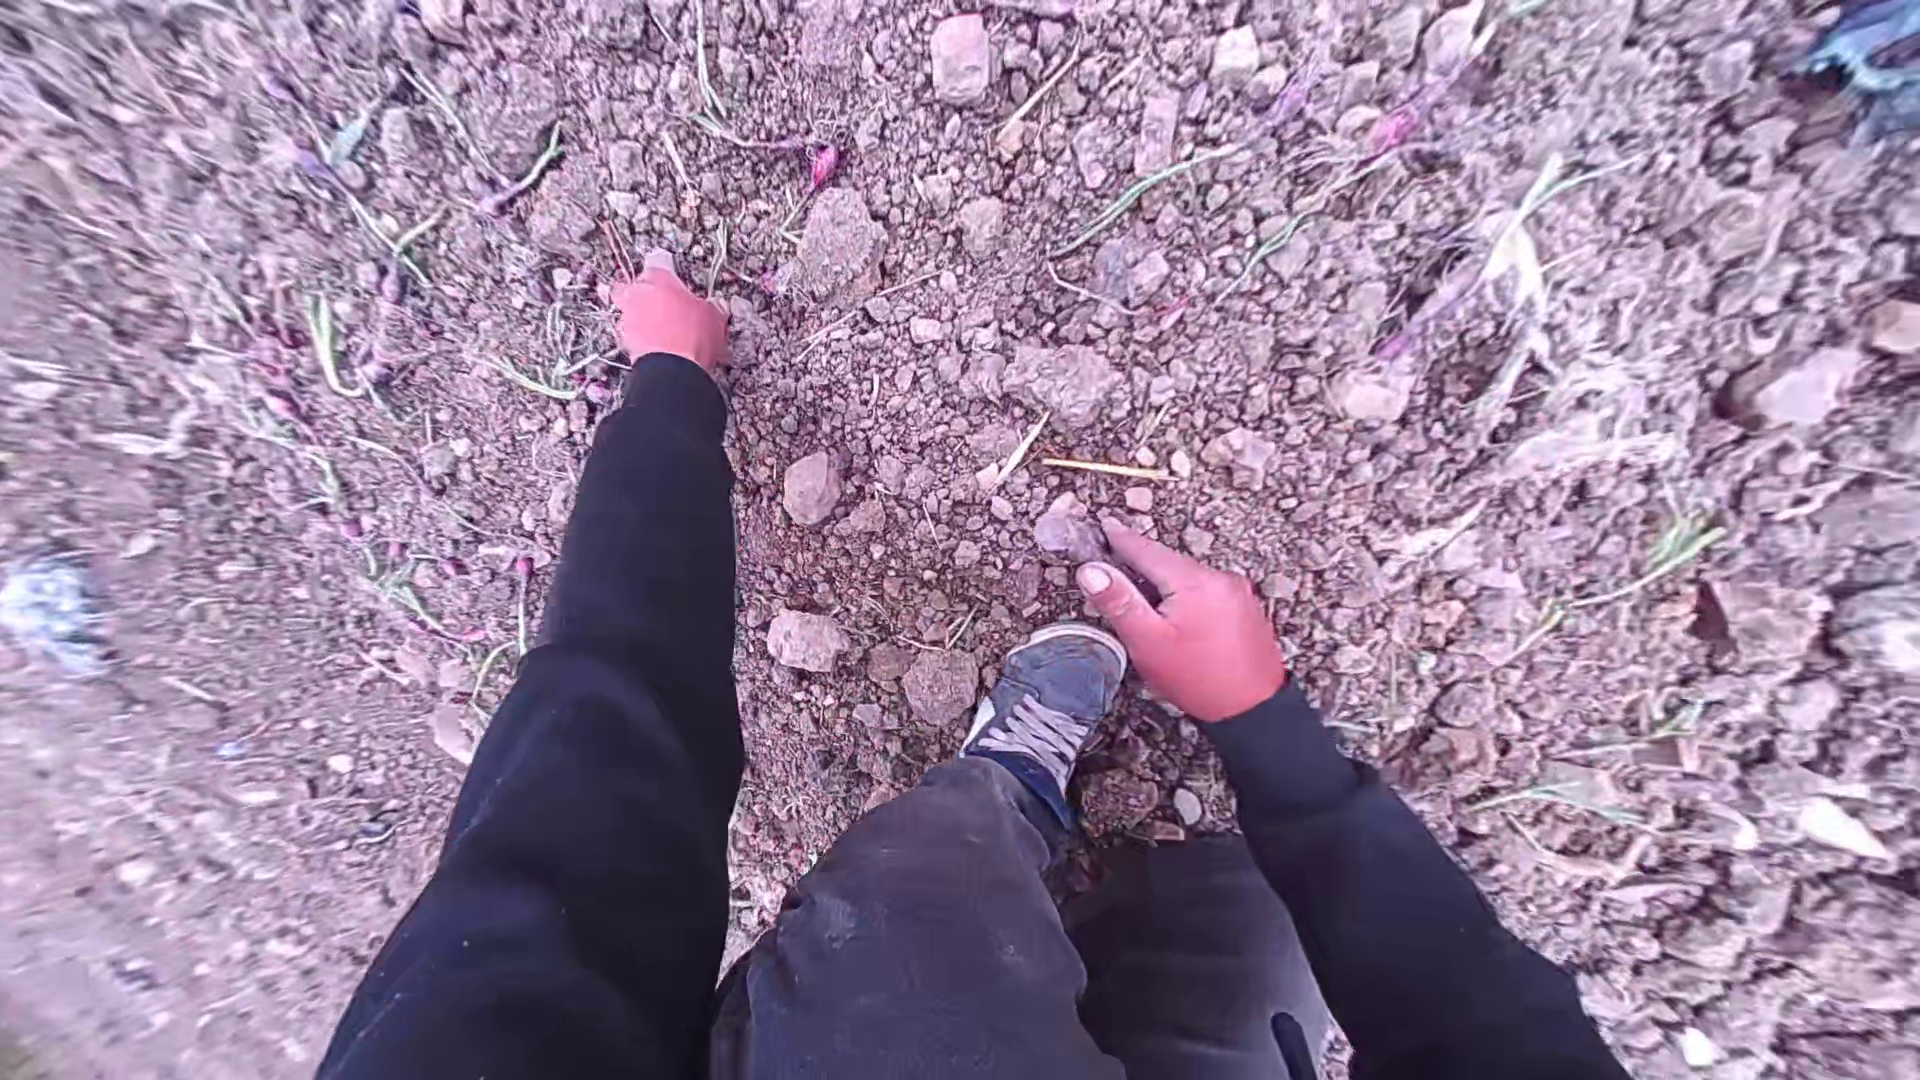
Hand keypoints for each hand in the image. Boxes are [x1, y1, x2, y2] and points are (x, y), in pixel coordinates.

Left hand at [611, 249, 728, 375]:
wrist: (673, 370)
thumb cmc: (691, 337)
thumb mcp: (715, 318)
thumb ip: (713, 307)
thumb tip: (718, 306)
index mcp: (657, 277)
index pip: (660, 262)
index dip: (671, 272)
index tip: (678, 280)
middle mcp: (637, 293)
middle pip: (639, 287)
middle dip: (650, 294)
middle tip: (668, 306)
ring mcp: (628, 318)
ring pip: (633, 311)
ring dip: (646, 319)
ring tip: (667, 333)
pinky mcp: (625, 342)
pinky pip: (634, 335)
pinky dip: (645, 340)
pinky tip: (662, 349)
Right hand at [1074, 521, 1287, 722]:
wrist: (1255, 712)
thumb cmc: (1200, 680)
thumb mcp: (1148, 641)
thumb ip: (1118, 602)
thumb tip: (1091, 571)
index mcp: (1195, 581)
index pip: (1147, 550)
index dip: (1121, 540)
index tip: (1105, 526)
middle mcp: (1220, 579)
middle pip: (1167, 563)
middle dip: (1140, 568)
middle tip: (1113, 577)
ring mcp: (1236, 593)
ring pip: (1185, 577)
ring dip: (1162, 585)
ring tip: (1143, 610)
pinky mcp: (1244, 608)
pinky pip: (1204, 590)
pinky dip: (1183, 596)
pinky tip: (1174, 620)